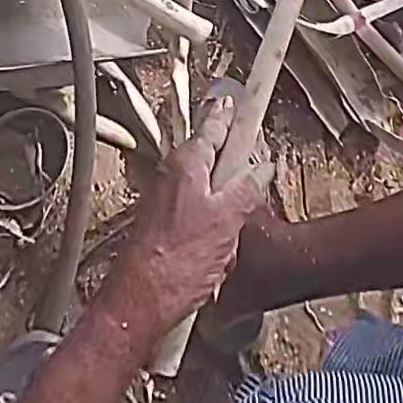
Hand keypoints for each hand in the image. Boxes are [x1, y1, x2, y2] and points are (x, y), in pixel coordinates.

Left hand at [110, 96, 270, 321]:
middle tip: (246, 198)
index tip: (235, 97)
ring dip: (225, 213)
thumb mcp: (228, 219)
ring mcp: (168, 198)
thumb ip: (248, 187)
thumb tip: (263, 168)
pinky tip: (214, 259)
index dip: (230, 113)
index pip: (215, 125)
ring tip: (226, 242)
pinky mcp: (165, 222)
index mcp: (188, 162)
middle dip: (235, 179)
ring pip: (211, 192)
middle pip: (216, 159)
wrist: (139, 305)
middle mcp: (174, 174)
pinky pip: (200, 216)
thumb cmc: (176, 261)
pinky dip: (212, 232)